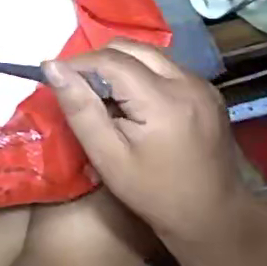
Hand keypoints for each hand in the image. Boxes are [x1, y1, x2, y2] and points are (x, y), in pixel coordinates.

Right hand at [43, 39, 251, 245]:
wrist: (215, 217)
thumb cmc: (154, 192)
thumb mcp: (107, 155)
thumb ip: (80, 107)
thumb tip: (51, 67)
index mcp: (164, 100)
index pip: (110, 60)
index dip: (77, 64)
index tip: (55, 80)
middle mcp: (187, 83)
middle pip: (130, 48)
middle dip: (97, 61)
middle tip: (80, 90)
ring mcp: (202, 85)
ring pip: (147, 54)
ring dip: (118, 66)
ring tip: (104, 98)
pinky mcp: (206, 91)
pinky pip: (163, 67)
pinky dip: (138, 74)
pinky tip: (131, 104)